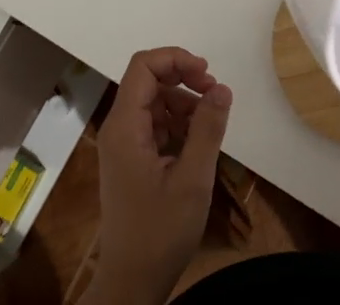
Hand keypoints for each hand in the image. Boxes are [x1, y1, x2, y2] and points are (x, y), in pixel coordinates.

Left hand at [85, 47, 232, 304]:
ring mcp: (122, 145)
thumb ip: (207, 129)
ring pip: (152, 103)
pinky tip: (196, 142)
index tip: (207, 74)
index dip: (174, 59)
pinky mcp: (130, 161)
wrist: (132, 280)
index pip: (142, 67)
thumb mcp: (193, 179)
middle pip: (147, 82)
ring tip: (210, 124)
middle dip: (182, 80)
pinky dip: (176, 125)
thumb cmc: (160, 231)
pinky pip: (153, 126)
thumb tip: (221, 88)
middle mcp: (118, 128)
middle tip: (215, 96)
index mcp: (124, 126)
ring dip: (182, 103)